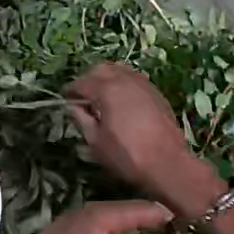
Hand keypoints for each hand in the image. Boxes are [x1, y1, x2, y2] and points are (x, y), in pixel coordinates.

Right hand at [66, 63, 225, 216]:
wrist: (168, 164)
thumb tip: (72, 106)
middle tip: (83, 98)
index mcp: (107, 89)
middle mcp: (125, 79)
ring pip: (120, 69)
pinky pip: (134, 78)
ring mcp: (143, 84)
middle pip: (101, 68)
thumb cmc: (127, 156)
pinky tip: (123, 101)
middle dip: (88, 79)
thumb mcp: (96, 142)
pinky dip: (123, 83)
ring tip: (103, 97)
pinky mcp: (156, 92)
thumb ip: (81, 119)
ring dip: (107, 78)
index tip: (65, 100)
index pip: (81, 82)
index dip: (70, 90)